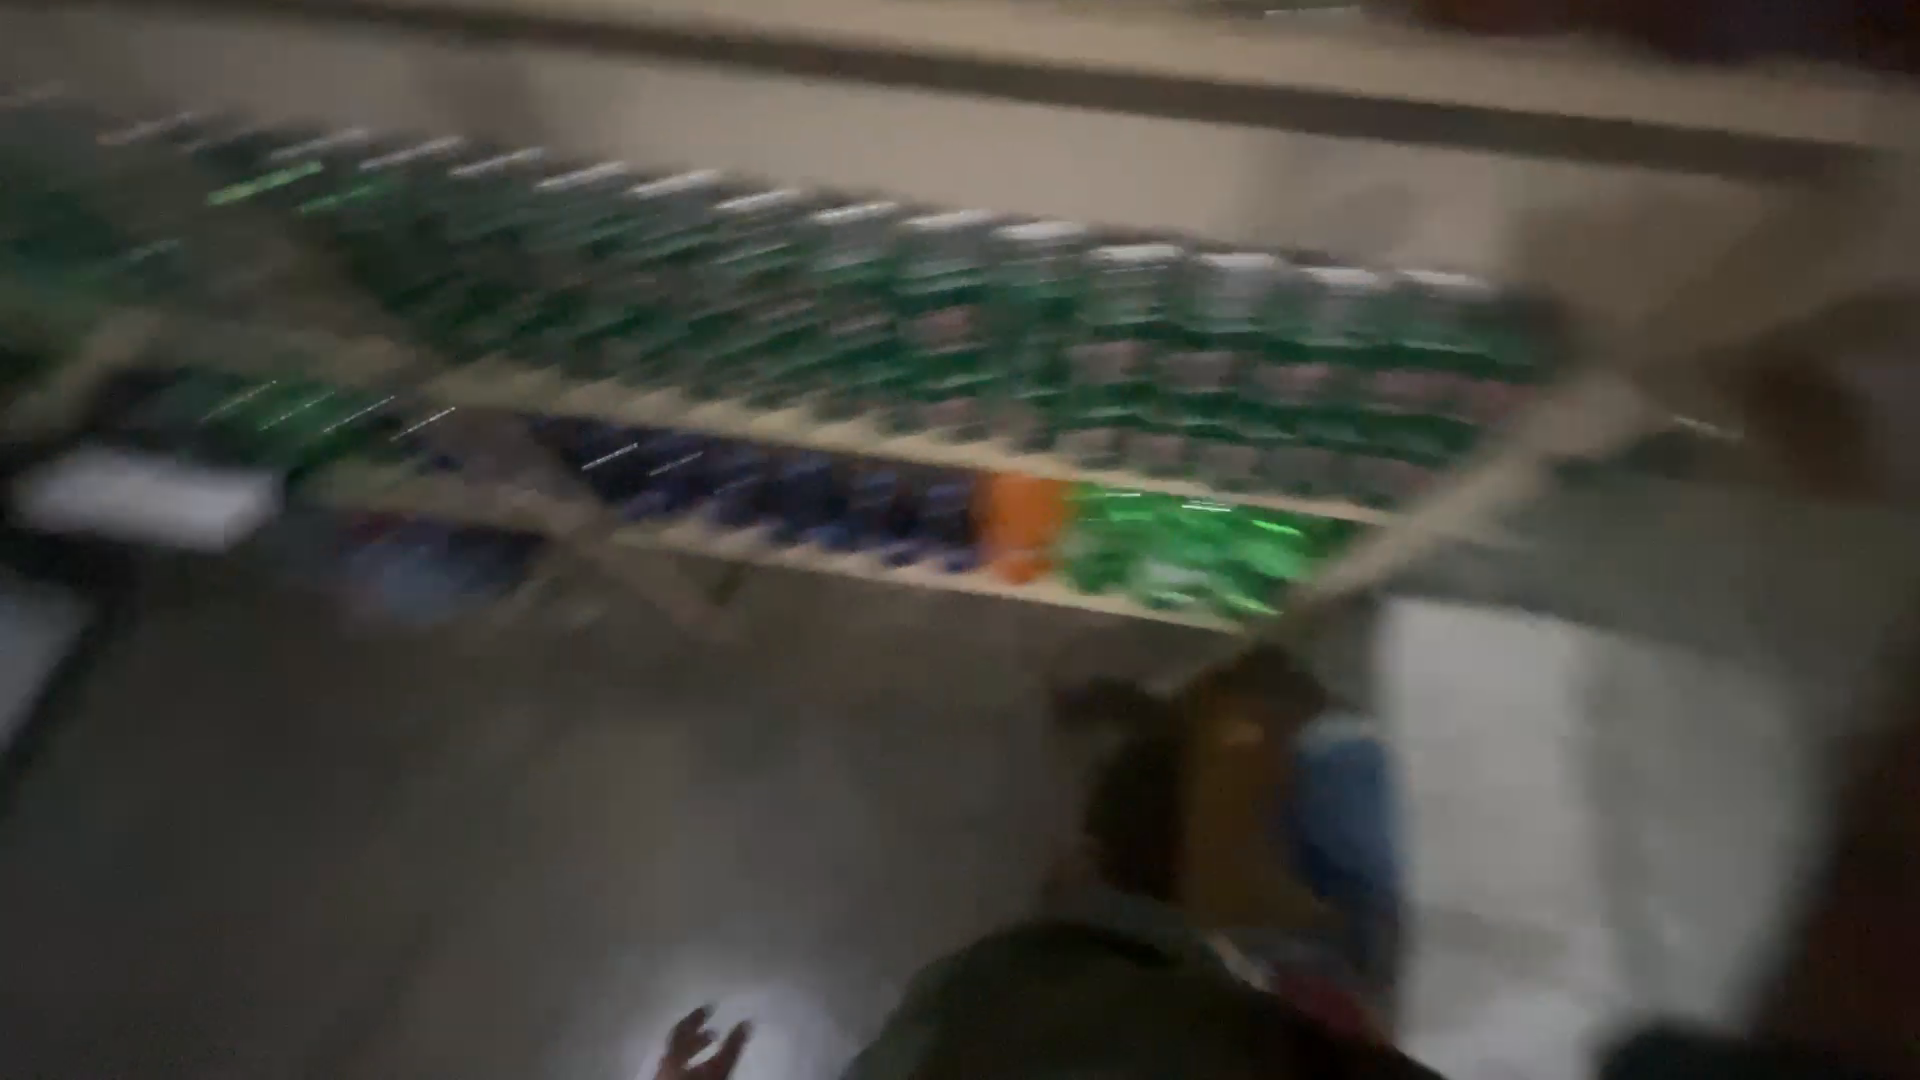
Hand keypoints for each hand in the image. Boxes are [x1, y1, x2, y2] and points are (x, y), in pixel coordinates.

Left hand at [655, 1006, 750, 1079]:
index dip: (696, 1017)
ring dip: (694, 1056)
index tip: (711, 1007)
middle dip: (698, 1038)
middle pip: (677, 1047)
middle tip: (715, 1032)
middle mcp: (662, 1067)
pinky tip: (701, 1074)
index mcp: (672, 1056)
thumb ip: (732, 1047)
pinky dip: (689, 1070)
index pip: (680, 1030)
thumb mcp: (718, 1070)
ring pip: (676, 1064)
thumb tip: (748, 1021)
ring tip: (712, 1055)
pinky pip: (675, 1076)